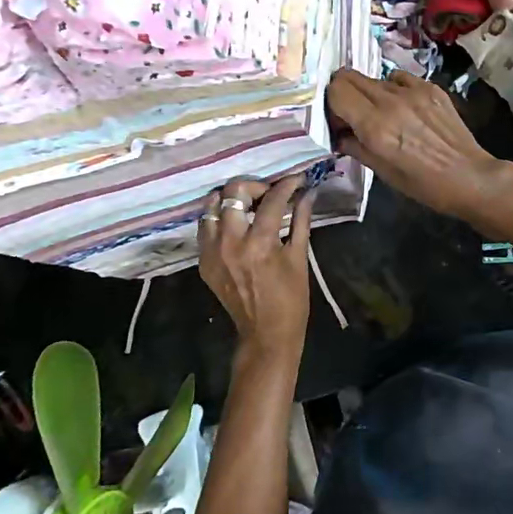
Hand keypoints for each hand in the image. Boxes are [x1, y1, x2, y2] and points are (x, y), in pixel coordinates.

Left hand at [197, 176, 314, 360]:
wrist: (265, 334)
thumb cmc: (290, 299)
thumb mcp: (299, 257)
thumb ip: (300, 220)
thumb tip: (308, 192)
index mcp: (259, 243)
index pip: (272, 200)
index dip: (287, 184)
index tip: (297, 179)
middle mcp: (230, 242)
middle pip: (233, 192)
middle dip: (254, 186)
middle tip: (268, 193)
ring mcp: (212, 252)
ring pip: (212, 206)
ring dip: (230, 199)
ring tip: (247, 204)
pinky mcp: (203, 262)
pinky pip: (205, 228)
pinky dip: (219, 219)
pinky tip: (234, 223)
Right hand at [326, 68, 512, 221]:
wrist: (469, 177)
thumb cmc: (423, 184)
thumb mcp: (382, 171)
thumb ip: (355, 146)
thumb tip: (339, 135)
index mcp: (375, 126)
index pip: (337, 91)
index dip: (331, 104)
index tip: (339, 122)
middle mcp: (390, 102)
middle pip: (349, 77)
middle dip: (344, 93)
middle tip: (352, 115)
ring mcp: (413, 91)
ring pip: (374, 78)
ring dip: (369, 94)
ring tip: (382, 115)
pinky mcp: (431, 88)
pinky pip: (399, 78)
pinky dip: (393, 89)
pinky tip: (403, 108)